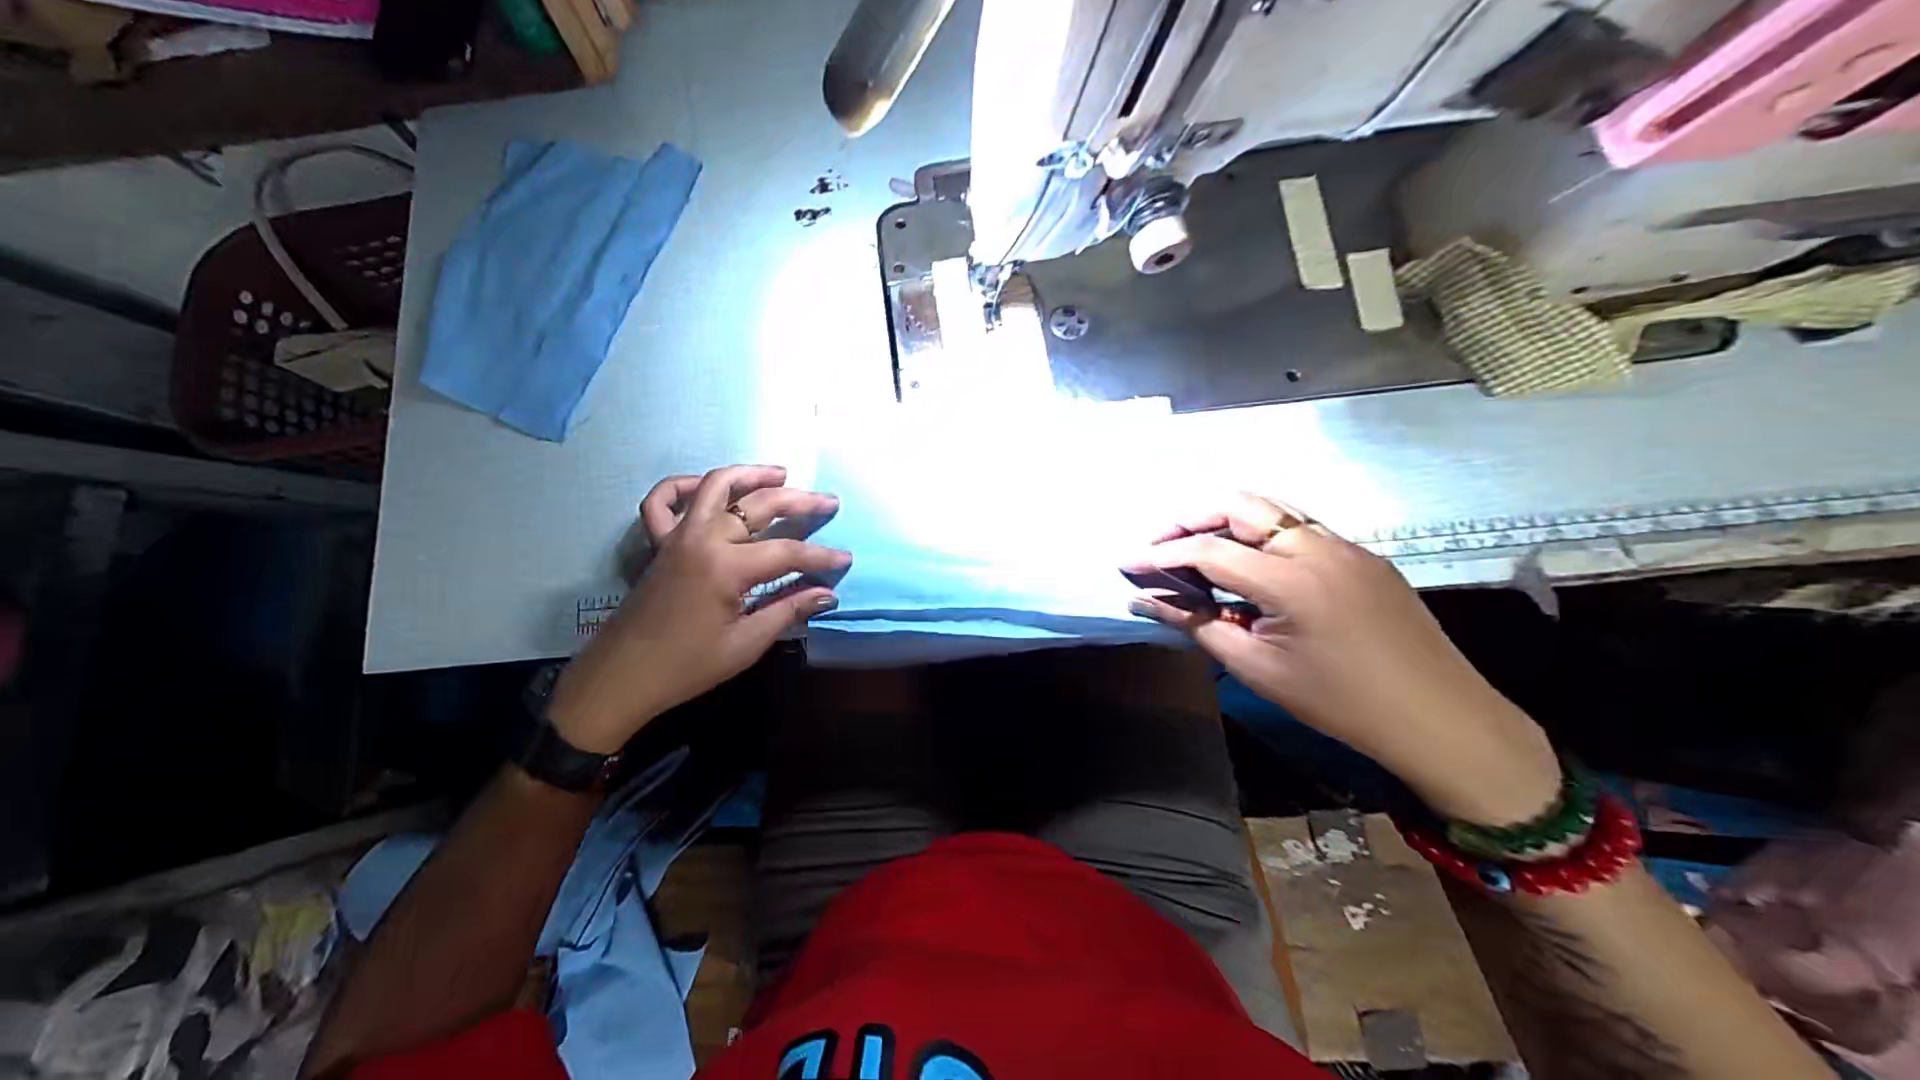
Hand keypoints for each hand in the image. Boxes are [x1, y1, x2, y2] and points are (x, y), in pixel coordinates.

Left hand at [547, 465, 847, 753]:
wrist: (623, 676)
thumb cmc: (687, 666)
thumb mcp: (745, 644)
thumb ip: (788, 610)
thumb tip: (827, 593)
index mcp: (726, 566)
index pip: (787, 552)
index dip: (820, 557)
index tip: (845, 560)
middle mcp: (703, 538)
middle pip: (759, 506)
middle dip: (800, 501)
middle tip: (829, 502)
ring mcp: (677, 536)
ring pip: (715, 486)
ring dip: (750, 475)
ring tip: (780, 474)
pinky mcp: (659, 544)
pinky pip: (662, 501)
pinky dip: (681, 486)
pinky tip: (705, 487)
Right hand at [1126, 494, 1559, 826]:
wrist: (1440, 718)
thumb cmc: (1339, 702)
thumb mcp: (1257, 669)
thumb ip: (1199, 626)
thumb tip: (1147, 601)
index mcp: (1290, 578)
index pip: (1208, 550)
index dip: (1162, 555)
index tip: (1129, 564)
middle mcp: (1318, 546)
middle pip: (1240, 504)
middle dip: (1192, 518)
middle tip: (1161, 545)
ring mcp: (1346, 545)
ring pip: (1274, 509)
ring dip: (1229, 520)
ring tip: (1198, 547)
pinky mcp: (1364, 556)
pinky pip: (1302, 528)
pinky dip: (1264, 534)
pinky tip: (1252, 564)